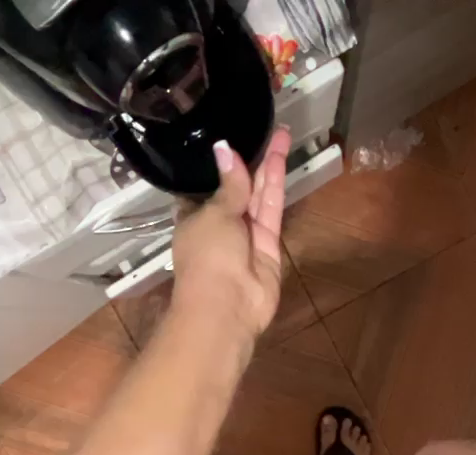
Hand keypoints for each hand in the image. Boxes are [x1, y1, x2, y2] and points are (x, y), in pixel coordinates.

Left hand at [170, 128, 291, 339]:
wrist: (227, 307)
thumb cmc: (206, 258)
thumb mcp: (213, 214)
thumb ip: (229, 185)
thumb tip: (226, 150)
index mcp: (194, 219)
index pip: (206, 188)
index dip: (220, 166)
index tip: (231, 139)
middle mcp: (221, 227)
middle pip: (238, 189)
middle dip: (250, 160)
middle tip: (266, 127)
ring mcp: (247, 237)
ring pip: (259, 196)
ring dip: (269, 167)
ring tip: (280, 133)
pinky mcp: (270, 245)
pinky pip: (271, 211)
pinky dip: (273, 186)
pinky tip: (276, 159)